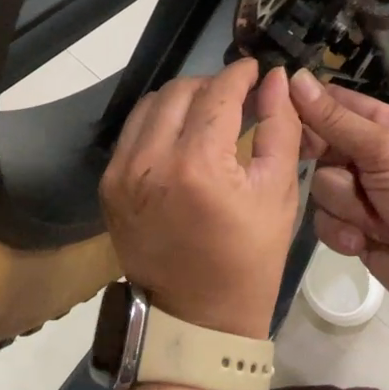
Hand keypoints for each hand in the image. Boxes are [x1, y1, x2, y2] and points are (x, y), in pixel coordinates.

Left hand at [101, 60, 301, 339]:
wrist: (196, 321)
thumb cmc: (249, 261)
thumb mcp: (277, 194)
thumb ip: (279, 128)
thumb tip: (275, 79)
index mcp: (199, 165)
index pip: (218, 93)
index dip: (239, 74)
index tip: (255, 68)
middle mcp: (152, 160)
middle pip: (180, 90)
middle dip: (211, 84)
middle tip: (235, 96)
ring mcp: (123, 172)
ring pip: (151, 104)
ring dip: (182, 99)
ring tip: (208, 113)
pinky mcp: (109, 184)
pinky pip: (133, 131)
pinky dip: (157, 123)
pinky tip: (181, 135)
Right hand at [289, 70, 388, 330]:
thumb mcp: (387, 151)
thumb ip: (337, 120)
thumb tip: (296, 76)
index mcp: (386, 126)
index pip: (334, 103)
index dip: (307, 105)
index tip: (283, 111)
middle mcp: (370, 157)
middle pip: (319, 144)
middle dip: (326, 161)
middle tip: (344, 170)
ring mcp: (362, 196)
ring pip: (320, 185)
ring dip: (346, 204)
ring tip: (377, 220)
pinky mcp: (355, 232)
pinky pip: (324, 221)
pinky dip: (344, 232)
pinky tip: (366, 242)